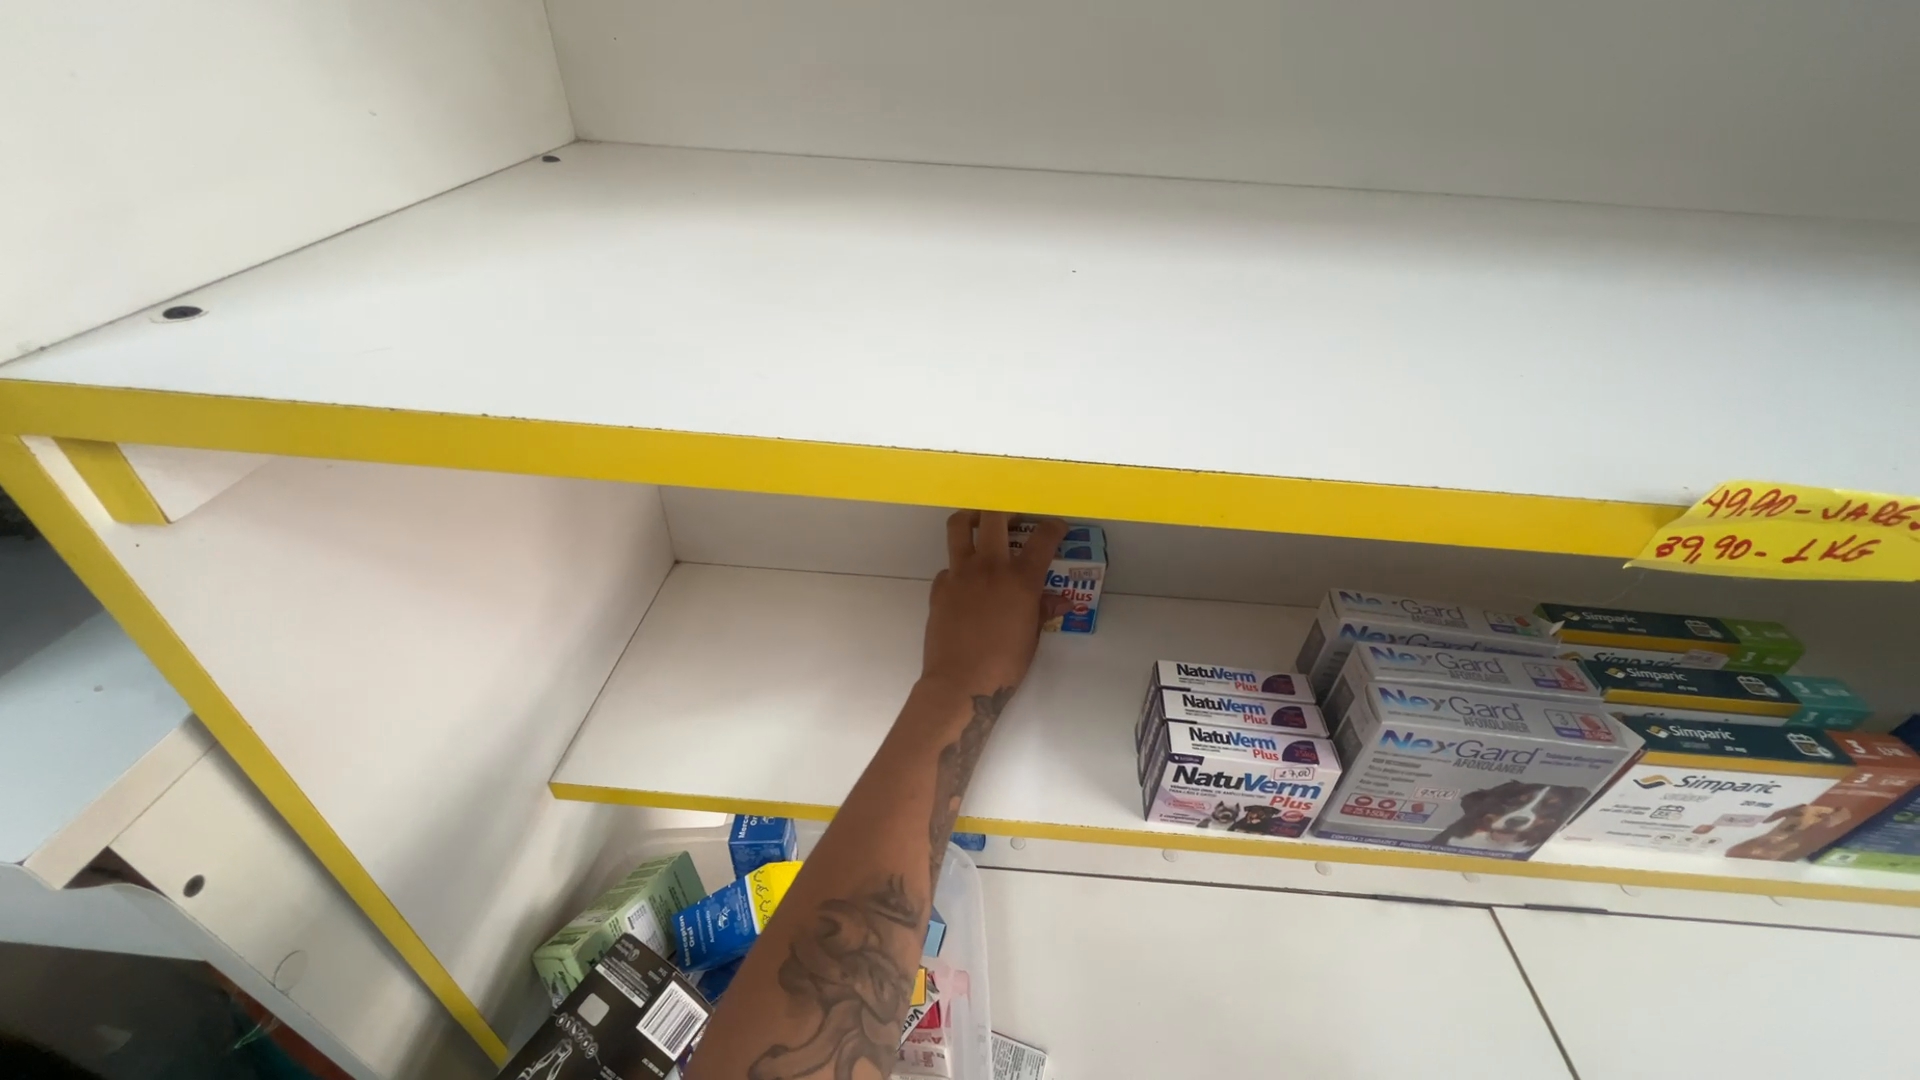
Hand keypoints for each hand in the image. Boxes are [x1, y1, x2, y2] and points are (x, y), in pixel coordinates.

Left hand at [921, 511, 1069, 694]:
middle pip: (995, 516)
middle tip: (1014, 518)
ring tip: (981, 523)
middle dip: (1008, 510)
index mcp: (1020, 580)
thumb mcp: (1032, 637)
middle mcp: (989, 567)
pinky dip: (959, 565)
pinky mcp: (938, 587)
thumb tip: (1059, 601)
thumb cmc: (1004, 664)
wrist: (960, 682)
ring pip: (960, 526)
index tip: (1057, 527)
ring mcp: (959, 574)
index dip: (1053, 527)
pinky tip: (967, 581)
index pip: (1042, 538)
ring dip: (972, 517)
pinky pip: (949, 565)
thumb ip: (1042, 610)